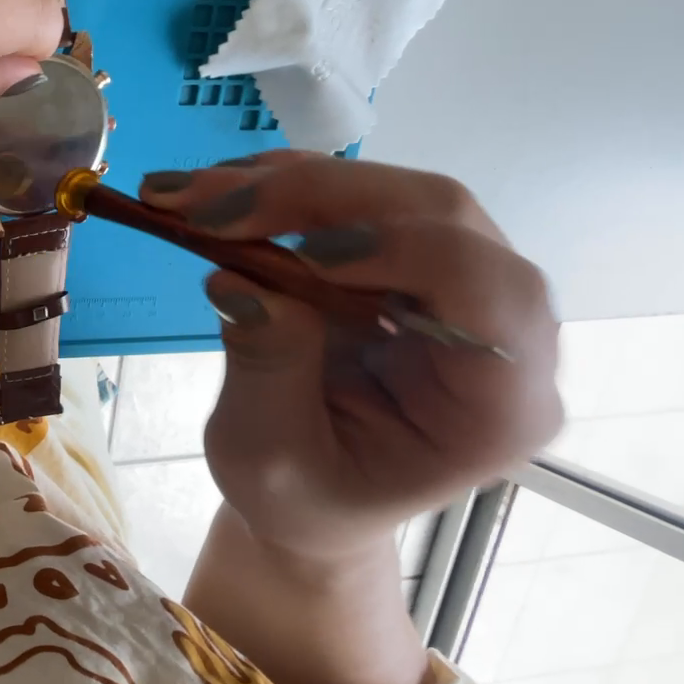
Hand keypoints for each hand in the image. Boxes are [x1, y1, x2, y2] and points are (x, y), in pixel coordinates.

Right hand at [141, 152, 564, 558]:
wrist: (307, 500)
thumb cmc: (297, 498)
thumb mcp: (268, 456)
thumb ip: (266, 371)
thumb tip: (238, 280)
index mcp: (493, 405)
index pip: (490, 292)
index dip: (404, 250)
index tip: (299, 252)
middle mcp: (496, 333)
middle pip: (439, 217)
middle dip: (315, 197)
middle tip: (205, 205)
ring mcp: (451, 291)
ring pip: (392, 197)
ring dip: (285, 184)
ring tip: (187, 194)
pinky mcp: (399, 270)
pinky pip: (352, 206)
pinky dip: (279, 190)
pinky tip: (216, 194)